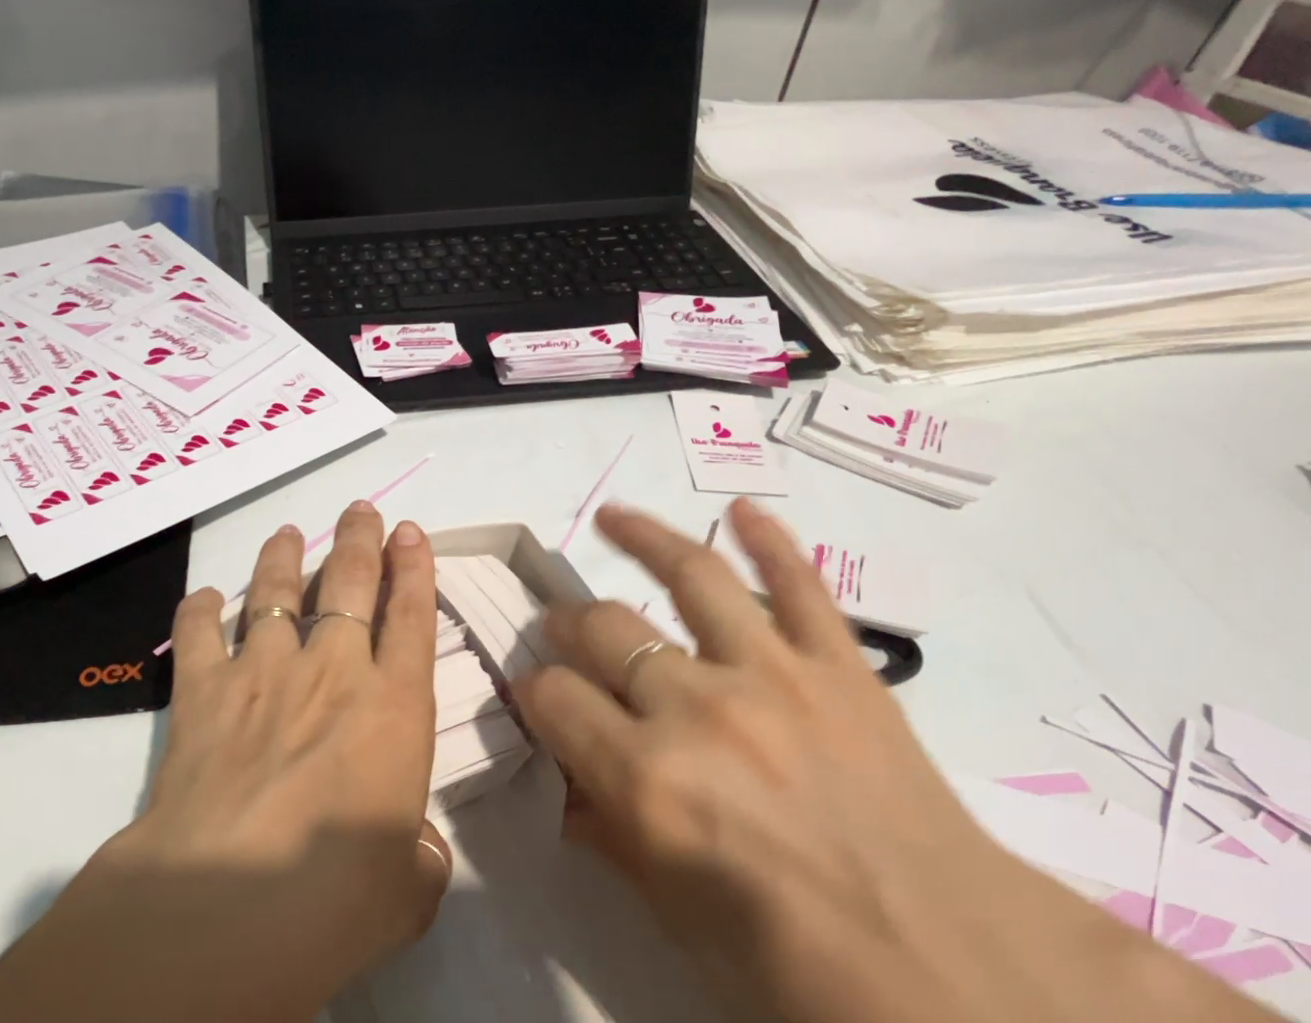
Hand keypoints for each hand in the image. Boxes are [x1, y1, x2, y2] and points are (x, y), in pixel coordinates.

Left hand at [0, 502, 449, 1022]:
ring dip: (284, 558)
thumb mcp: (410, 887)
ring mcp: (264, 674)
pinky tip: (204, 596)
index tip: (410, 532)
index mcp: (394, 709)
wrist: (236, 894)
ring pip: (276, 594)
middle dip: (358, 541)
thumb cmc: (342, 892)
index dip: (415, 570)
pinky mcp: (203, 692)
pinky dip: (200, 611)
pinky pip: (199, 635)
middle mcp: (331, 673)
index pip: (412, 619)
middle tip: (359, 510)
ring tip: (287, 532)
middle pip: (349, 586)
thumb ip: (418, 857)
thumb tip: (416, 851)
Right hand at [515, 499, 1282, 1022]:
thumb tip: (568, 788)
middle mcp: (695, 708)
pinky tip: (742, 511)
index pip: (552, 699)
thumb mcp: (671, 914)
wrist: (945, 965)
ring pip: (690, 578)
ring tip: (611, 519)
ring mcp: (772, 675)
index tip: (535, 698)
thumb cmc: (790, 959)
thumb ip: (611, 836)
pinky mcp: (841, 666)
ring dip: (640, 538)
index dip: (531, 693)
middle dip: (566, 624)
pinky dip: (772, 541)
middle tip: (561, 629)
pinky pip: (802, 586)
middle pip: (603, 629)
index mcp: (644, 778)